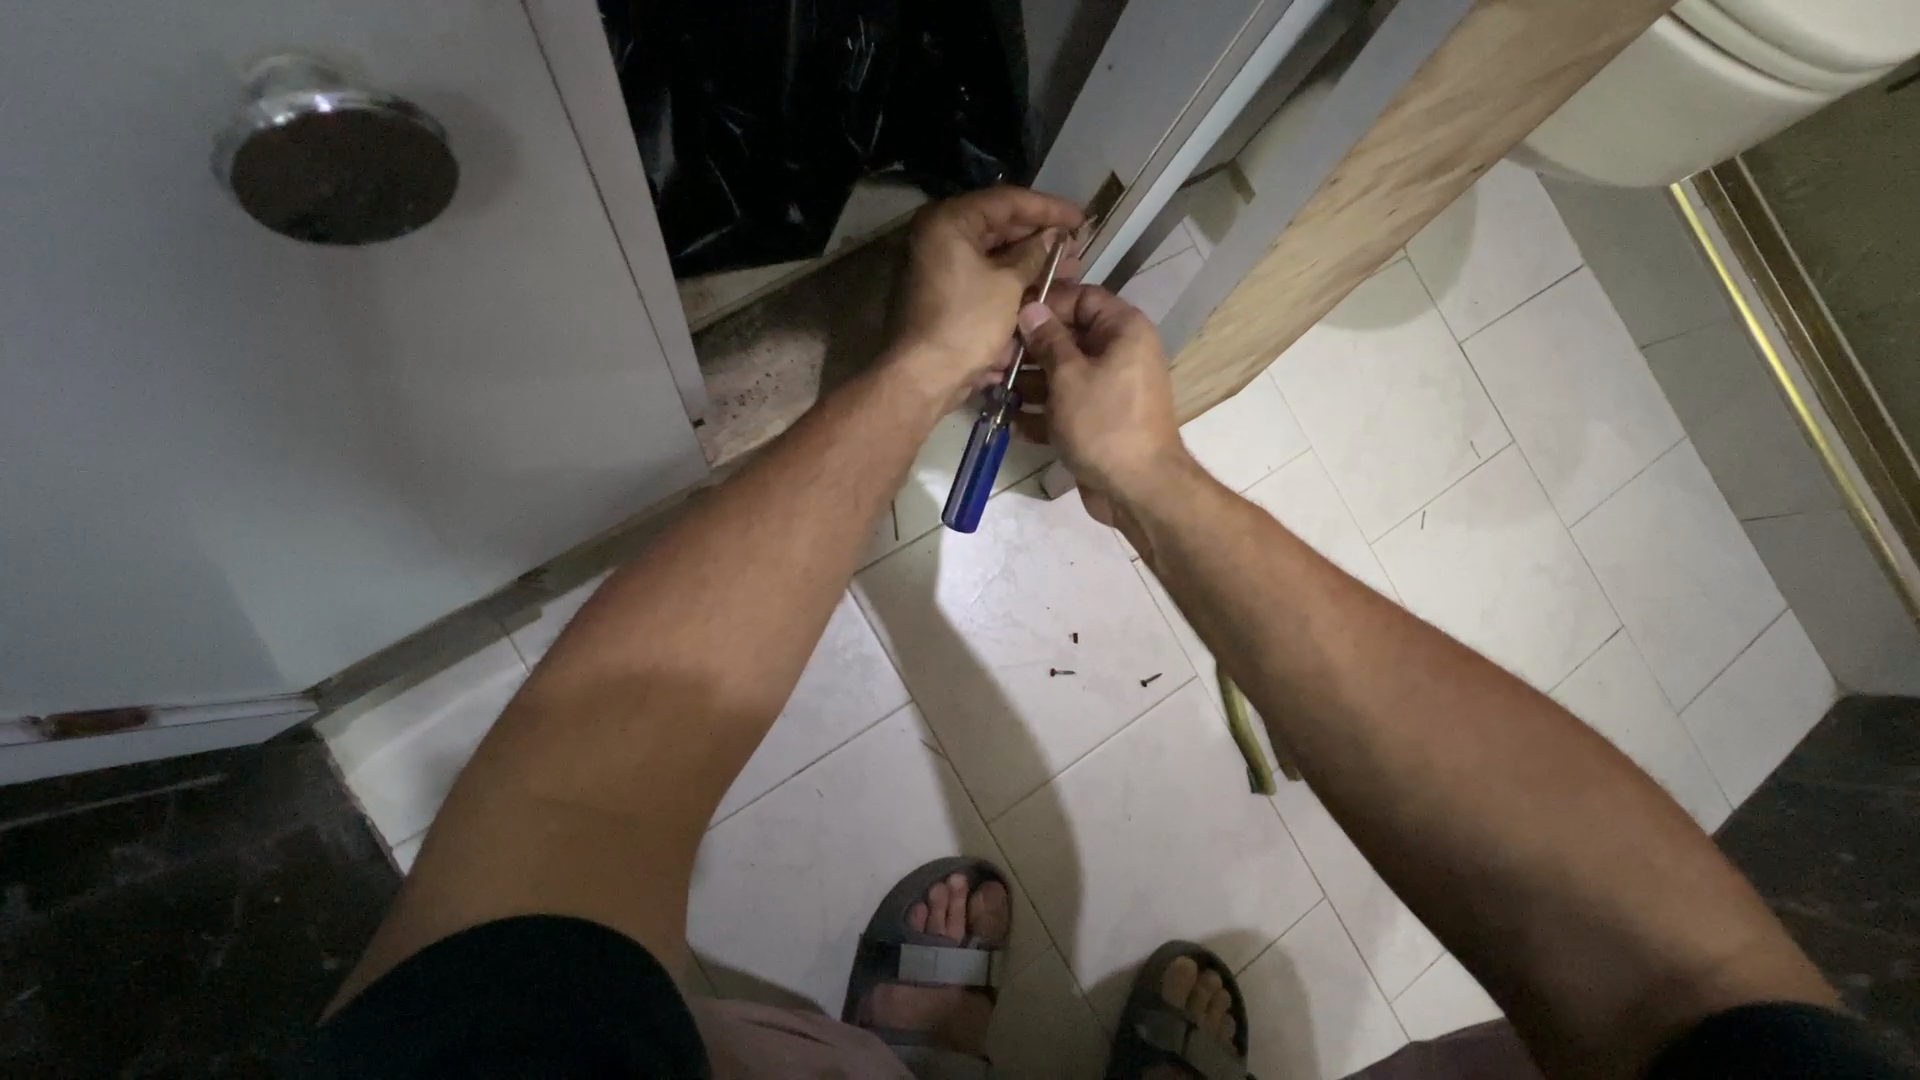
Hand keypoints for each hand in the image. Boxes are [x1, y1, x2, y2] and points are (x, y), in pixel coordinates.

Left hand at [886, 186, 1083, 408]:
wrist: (924, 376)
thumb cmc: (966, 323)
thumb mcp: (1008, 285)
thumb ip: (1033, 255)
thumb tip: (1053, 238)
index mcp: (949, 221)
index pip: (1007, 201)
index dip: (1049, 208)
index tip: (1080, 218)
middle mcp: (938, 237)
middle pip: (999, 228)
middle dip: (1040, 239)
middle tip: (1075, 248)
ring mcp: (938, 267)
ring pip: (992, 258)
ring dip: (1029, 265)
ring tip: (1066, 272)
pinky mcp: (943, 296)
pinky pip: (982, 281)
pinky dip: (1009, 285)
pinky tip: (1040, 291)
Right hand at [1013, 285, 1190, 513]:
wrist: (1138, 489)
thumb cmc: (1104, 423)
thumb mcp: (1069, 376)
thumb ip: (1047, 340)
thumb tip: (1030, 309)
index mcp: (1123, 331)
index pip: (1082, 298)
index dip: (1046, 304)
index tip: (1009, 316)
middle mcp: (1119, 354)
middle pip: (1067, 339)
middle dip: (1029, 350)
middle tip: (993, 360)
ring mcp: (1109, 391)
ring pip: (1062, 376)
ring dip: (1027, 384)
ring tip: (991, 391)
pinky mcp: (1097, 422)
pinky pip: (1066, 407)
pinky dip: (1041, 414)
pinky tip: (1010, 422)